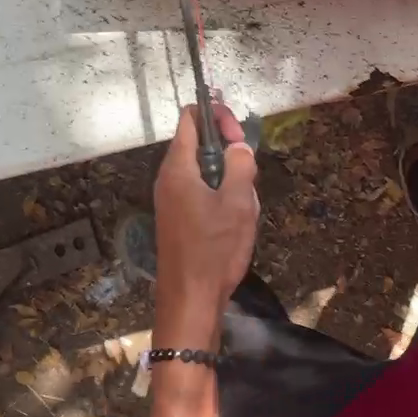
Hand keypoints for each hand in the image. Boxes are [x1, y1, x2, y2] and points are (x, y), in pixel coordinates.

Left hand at [153, 103, 258, 346]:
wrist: (190, 301)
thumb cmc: (214, 249)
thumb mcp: (238, 202)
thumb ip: (241, 165)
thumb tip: (239, 147)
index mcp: (178, 168)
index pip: (190, 118)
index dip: (217, 115)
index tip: (239, 136)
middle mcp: (169, 178)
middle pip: (198, 142)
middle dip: (228, 149)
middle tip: (249, 172)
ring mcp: (172, 199)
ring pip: (203, 169)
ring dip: (228, 176)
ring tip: (244, 203)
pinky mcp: (178, 217)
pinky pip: (200, 190)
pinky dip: (220, 194)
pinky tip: (235, 218)